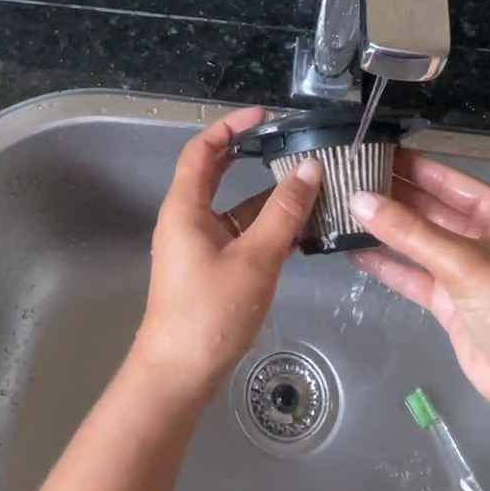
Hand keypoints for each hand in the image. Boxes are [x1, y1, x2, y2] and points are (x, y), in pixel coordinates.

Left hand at [130, 107, 322, 399]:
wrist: (179, 374)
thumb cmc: (211, 311)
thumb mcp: (255, 257)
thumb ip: (284, 212)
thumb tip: (310, 169)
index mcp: (185, 206)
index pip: (202, 149)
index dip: (230, 126)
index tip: (264, 116)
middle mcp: (187, 219)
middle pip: (216, 173)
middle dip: (250, 156)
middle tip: (288, 144)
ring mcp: (198, 246)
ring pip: (234, 208)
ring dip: (266, 198)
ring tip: (309, 187)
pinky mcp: (210, 269)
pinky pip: (239, 235)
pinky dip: (266, 228)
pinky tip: (301, 230)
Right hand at [348, 151, 489, 412]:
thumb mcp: (463, 261)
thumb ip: (409, 231)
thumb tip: (358, 200)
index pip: (448, 179)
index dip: (411, 165)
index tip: (370, 151)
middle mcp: (482, 237)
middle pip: (430, 208)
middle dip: (393, 196)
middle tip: (347, 180)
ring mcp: (465, 271)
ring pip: (418, 241)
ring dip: (385, 230)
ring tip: (342, 211)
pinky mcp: (449, 302)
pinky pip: (413, 274)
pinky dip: (387, 264)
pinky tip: (354, 252)